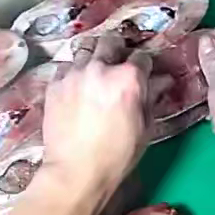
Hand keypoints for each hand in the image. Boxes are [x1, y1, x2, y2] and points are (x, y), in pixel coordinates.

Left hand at [38, 48, 147, 201]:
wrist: (75, 172)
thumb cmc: (117, 156)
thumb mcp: (144, 128)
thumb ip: (151, 98)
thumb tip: (160, 82)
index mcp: (128, 78)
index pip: (142, 57)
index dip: (144, 66)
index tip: (143, 74)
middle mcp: (100, 67)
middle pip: (110, 42)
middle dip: (117, 50)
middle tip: (117, 66)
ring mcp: (74, 73)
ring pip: (85, 50)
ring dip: (93, 59)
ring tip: (94, 76)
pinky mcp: (54, 84)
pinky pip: (66, 67)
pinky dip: (73, 73)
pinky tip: (76, 88)